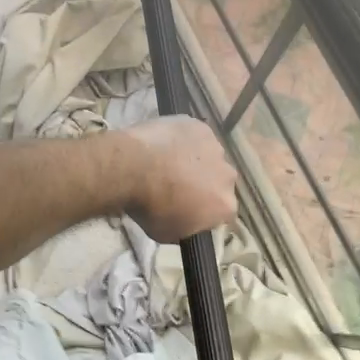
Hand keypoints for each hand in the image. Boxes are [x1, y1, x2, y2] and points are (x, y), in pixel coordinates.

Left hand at [120, 116, 237, 242]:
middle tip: (178, 183)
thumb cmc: (150, 207)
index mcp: (225, 205)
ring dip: (196, 159)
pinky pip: (195, 135)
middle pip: (220, 181)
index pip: (223, 212)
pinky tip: (166, 142)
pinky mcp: (199, 126)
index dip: (206, 210)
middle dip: (205, 183)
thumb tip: (188, 218)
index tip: (189, 208)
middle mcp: (228, 175)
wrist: (132, 167)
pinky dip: (184, 139)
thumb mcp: (169, 233)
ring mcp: (215, 146)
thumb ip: (189, 226)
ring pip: (209, 155)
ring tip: (170, 160)